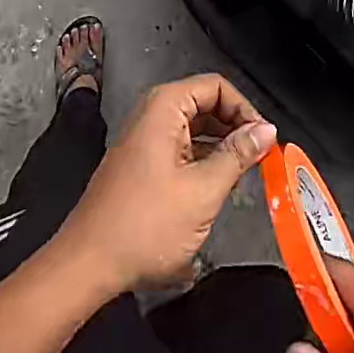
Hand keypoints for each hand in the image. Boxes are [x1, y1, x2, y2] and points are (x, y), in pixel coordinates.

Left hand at [52, 73, 276, 291]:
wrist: (87, 266)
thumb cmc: (143, 226)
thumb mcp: (203, 190)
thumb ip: (238, 155)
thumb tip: (266, 130)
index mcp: (165, 107)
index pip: (217, 86)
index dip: (245, 109)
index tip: (264, 138)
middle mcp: (153, 114)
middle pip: (206, 103)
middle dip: (235, 127)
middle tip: (259, 156)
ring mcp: (145, 138)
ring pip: (195, 128)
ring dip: (221, 146)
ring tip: (242, 173)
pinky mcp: (143, 163)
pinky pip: (182, 147)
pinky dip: (203, 160)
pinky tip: (217, 186)